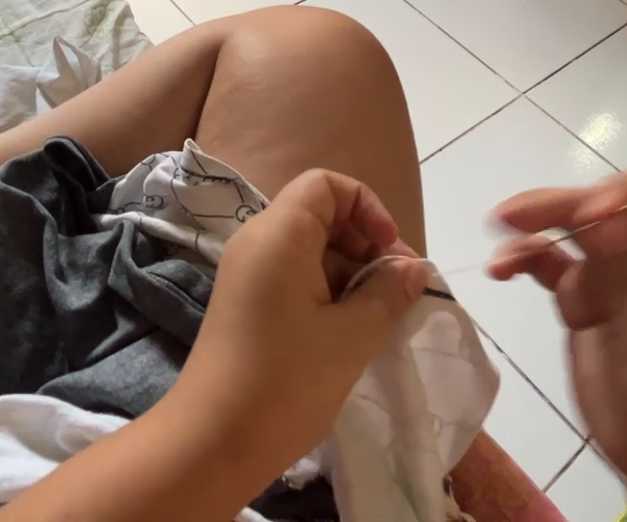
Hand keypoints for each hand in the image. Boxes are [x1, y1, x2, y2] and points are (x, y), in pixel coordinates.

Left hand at [171, 169, 429, 483]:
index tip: (390, 253)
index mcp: (279, 233)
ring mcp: (249, 272)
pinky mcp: (248, 301)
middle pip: (320, 214)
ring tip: (382, 318)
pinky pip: (295, 275)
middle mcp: (258, 241)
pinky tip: (352, 330)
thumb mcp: (350, 337)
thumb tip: (413, 269)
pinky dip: (328, 290)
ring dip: (351, 272)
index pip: (325, 184)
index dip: (366, 207)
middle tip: (398, 291)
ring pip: (311, 248)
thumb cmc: (285, 381)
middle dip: (365, 244)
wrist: (212, 442)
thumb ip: (387, 293)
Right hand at [488, 175, 626, 521]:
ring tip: (498, 230)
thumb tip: (605, 213)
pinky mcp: (585, 305)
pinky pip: (550, 267)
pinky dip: (522, 259)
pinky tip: (500, 267)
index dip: (622, 196)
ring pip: (571, 234)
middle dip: (560, 206)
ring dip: (533, 226)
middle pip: (604, 212)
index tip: (586, 216)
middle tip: (513, 215)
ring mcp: (617, 283)